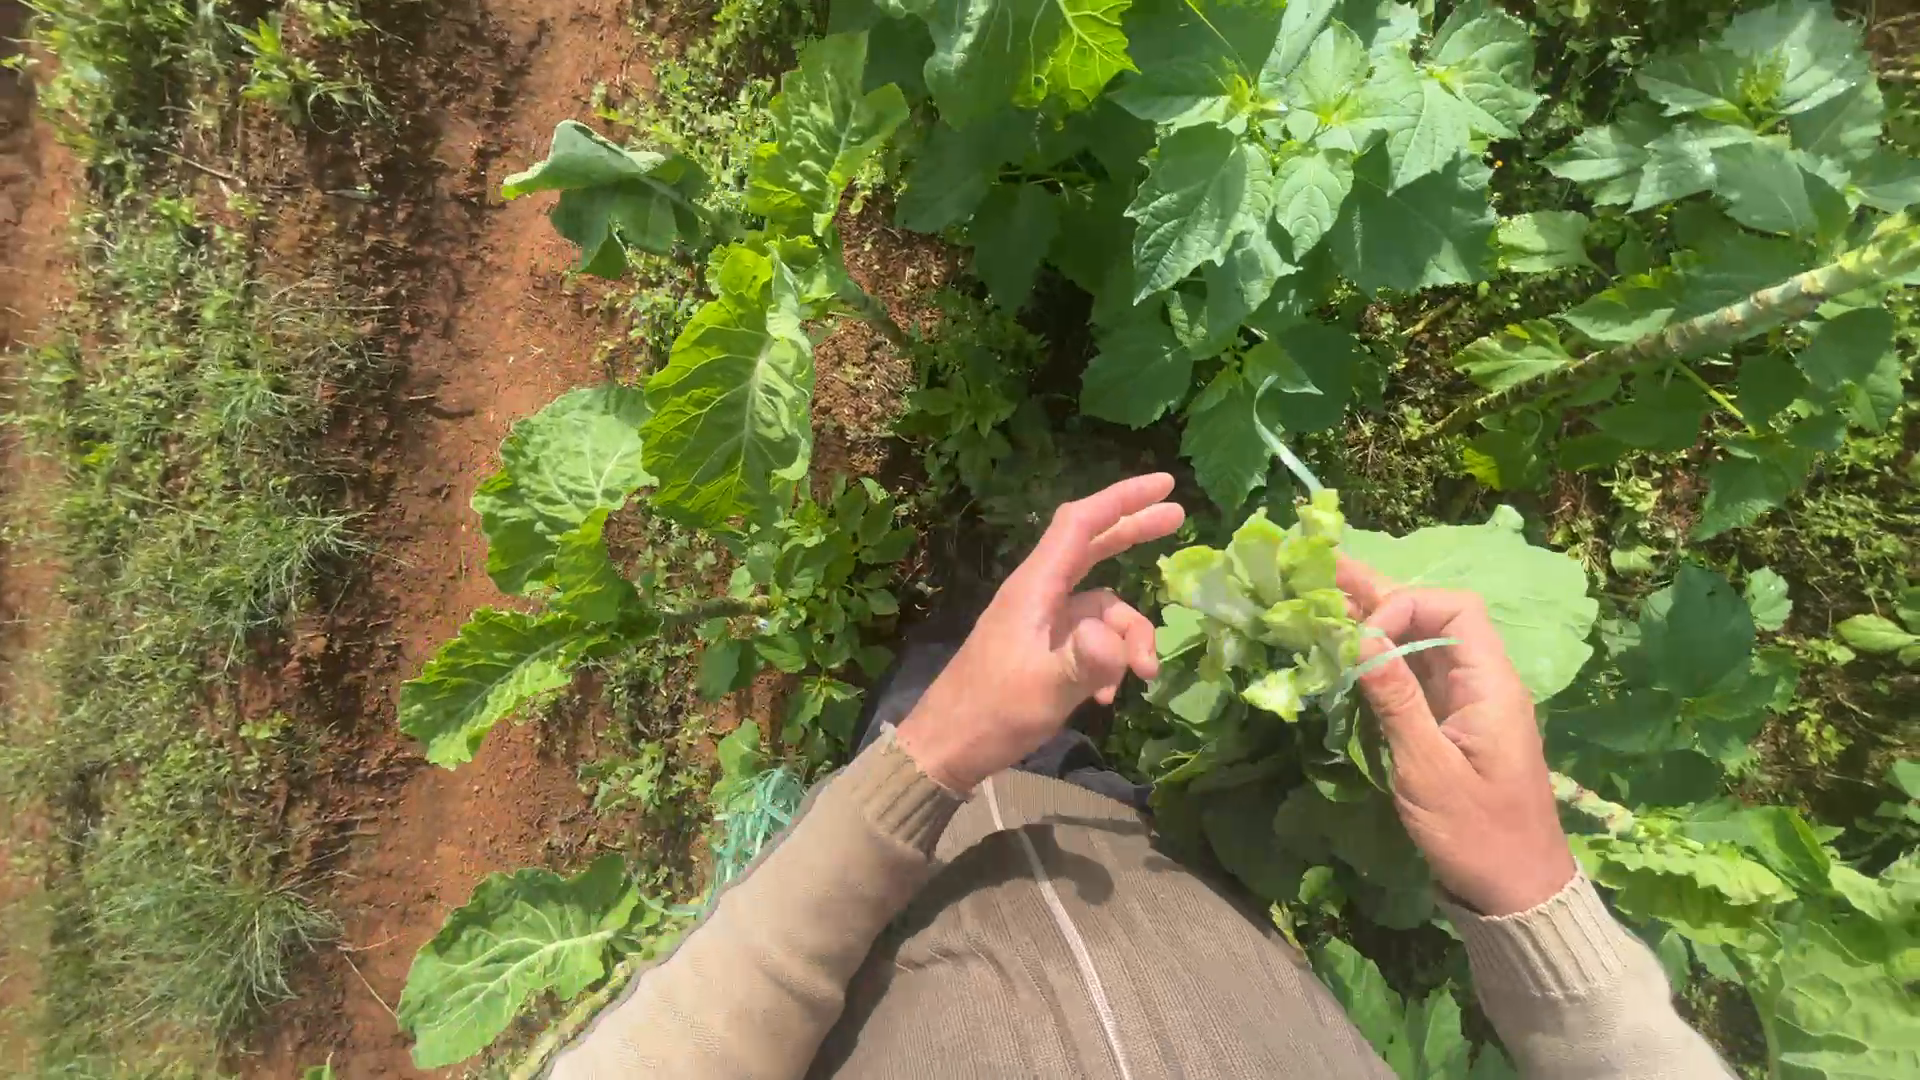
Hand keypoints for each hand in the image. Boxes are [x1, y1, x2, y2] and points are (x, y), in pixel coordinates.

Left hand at [895, 474, 1184, 792]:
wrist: (949, 745)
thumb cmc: (991, 712)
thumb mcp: (1043, 690)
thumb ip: (1083, 663)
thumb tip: (1115, 639)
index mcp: (1035, 586)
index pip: (1080, 523)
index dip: (1122, 498)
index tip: (1165, 485)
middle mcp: (1040, 594)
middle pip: (1094, 547)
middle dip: (1135, 533)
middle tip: (1179, 519)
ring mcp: (1044, 622)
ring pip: (1102, 609)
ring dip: (1128, 639)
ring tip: (1142, 676)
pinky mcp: (1046, 648)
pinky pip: (1091, 642)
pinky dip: (1108, 663)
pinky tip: (1104, 699)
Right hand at [1338, 559, 1575, 916]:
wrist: (1512, 890)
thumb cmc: (1475, 831)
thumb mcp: (1428, 767)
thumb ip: (1396, 698)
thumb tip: (1361, 636)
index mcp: (1489, 685)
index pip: (1452, 610)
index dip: (1404, 608)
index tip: (1362, 638)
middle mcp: (1477, 681)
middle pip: (1430, 616)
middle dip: (1378, 593)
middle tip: (1325, 568)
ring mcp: (1459, 699)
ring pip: (1415, 640)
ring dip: (1370, 616)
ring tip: (1322, 590)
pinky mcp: (1443, 719)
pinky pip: (1407, 670)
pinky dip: (1373, 651)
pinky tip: (1340, 642)